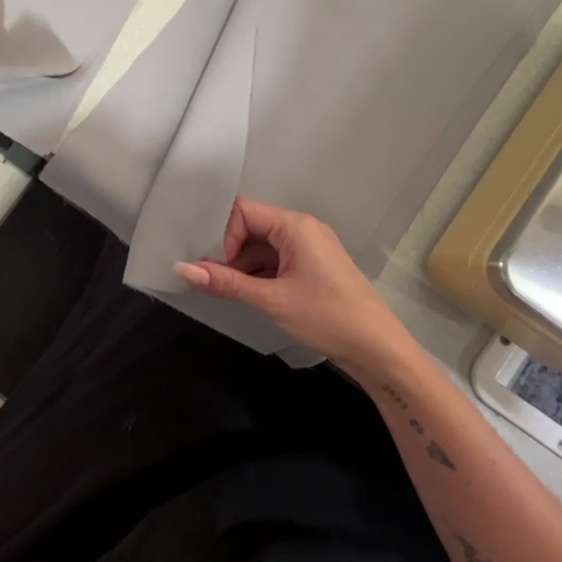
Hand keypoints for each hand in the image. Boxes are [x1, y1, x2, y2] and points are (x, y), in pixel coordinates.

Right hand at [174, 197, 413, 378]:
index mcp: (296, 226)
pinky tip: (244, 294)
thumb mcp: (271, 299)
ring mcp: (309, 249)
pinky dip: (256, 274)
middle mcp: (302, 230)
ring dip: (240, 266)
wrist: (380, 351)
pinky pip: (274, 261)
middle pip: (251, 226)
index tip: (217, 265)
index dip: (223, 233)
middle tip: (208, 276)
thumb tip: (181, 269)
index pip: (243, 210)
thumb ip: (225, 282)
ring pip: (261, 247)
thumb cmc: (328, 317)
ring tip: (223, 290)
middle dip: (227, 250)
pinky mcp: (312, 268)